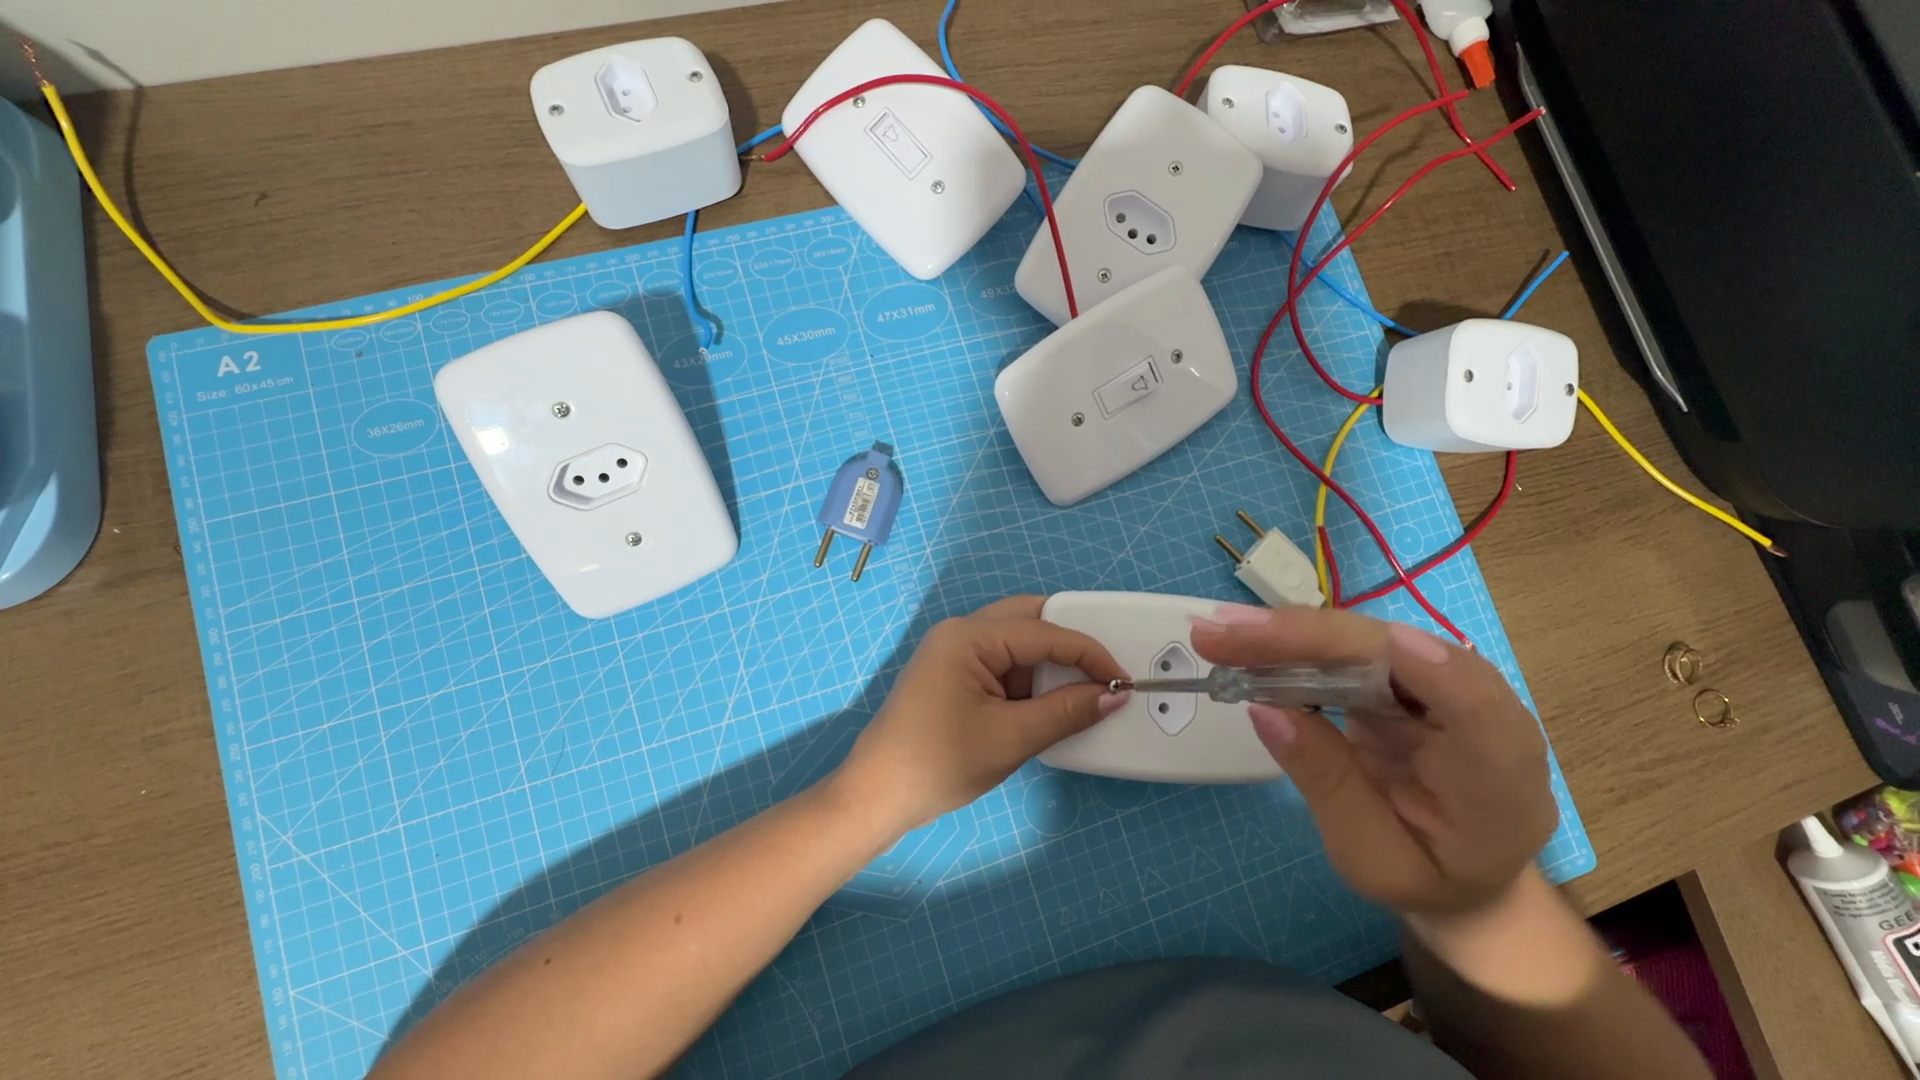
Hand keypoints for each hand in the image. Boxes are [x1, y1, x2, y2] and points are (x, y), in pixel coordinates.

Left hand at [832, 596, 1129, 831]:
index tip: (1123, 680)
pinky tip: (1049, 704)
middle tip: (1104, 673)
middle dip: (1069, 644)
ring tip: (1083, 691)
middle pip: (1029, 620)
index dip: (1089, 654)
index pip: (1045, 631)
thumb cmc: (940, 762)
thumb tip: (1112, 695)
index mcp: (970, 637)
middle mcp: (961, 633)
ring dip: (1049, 664)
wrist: (878, 795)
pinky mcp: (953, 677)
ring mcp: (953, 654)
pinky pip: (1002, 665)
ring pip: (1016, 642)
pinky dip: (1029, 681)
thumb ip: (1066, 711)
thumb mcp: (1012, 738)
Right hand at [1190, 604, 1556, 916]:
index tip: (1388, 643)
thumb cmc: (1426, 878)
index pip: (1480, 709)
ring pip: (1367, 643)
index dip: (1437, 670)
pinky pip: (1349, 652)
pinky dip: (1295, 646)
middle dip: (1311, 637)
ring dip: (1291, 634)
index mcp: (1497, 776)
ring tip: (1220, 634)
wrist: (1466, 875)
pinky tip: (1247, 644)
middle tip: (1223, 633)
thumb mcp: (1373, 859)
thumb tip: (1264, 710)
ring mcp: (1438, 687)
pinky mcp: (1403, 679)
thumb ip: (1329, 786)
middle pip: (1401, 655)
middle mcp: (1478, 711)